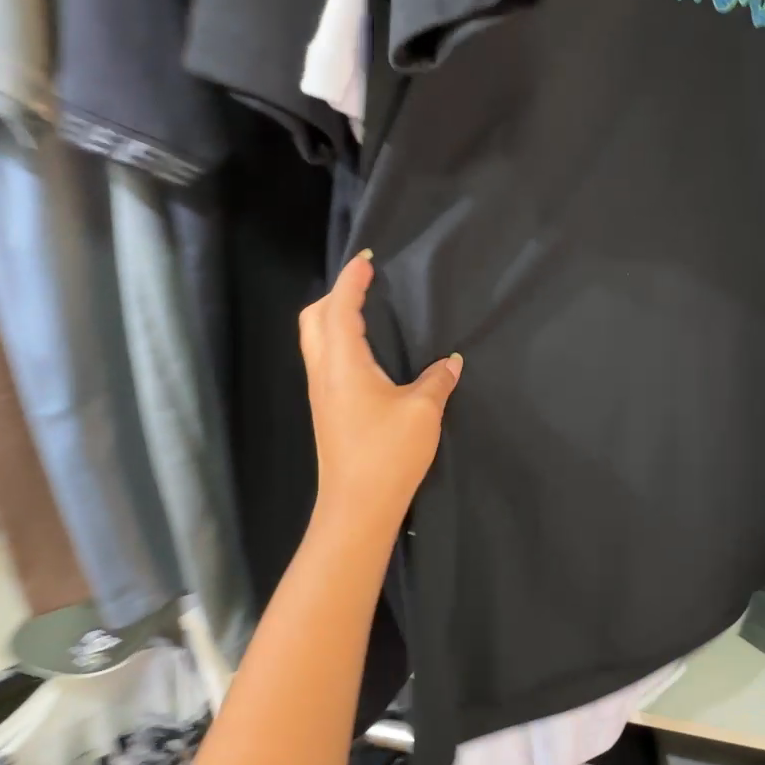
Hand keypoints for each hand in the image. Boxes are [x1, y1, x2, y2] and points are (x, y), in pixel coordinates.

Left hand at [299, 250, 461, 526]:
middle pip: (314, 319)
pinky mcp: (329, 409)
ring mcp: (323, 393)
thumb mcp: (423, 411)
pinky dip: (340, 339)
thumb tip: (451, 362)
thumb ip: (437, 380)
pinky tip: (367, 350)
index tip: (366, 259)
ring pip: (316, 340)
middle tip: (364, 284)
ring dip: (334, 316)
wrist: (358, 505)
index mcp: (343, 364)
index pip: (341, 309)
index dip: (352, 282)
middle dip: (335, 295)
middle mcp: (325, 373)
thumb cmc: (388, 452)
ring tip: (366, 309)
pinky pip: (326, 358)